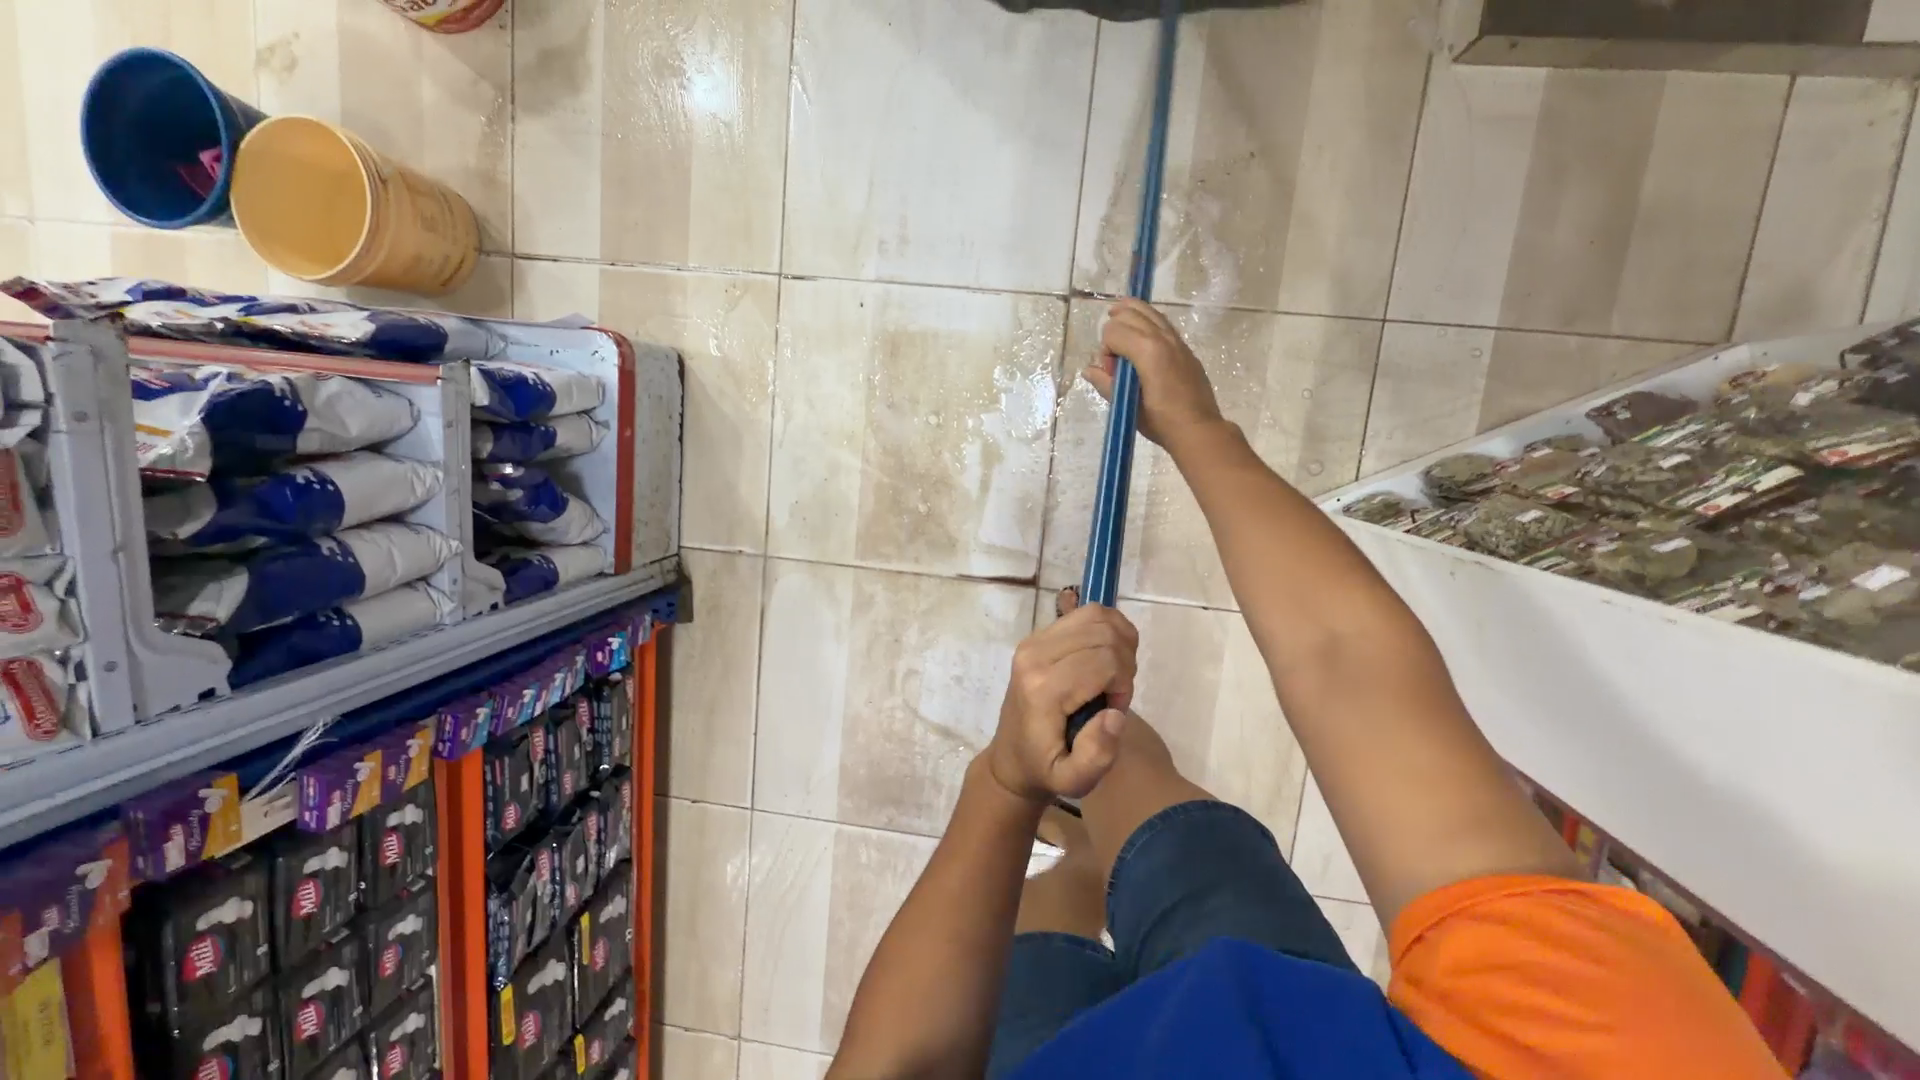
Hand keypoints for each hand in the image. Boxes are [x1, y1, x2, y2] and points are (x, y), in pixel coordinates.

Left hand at [984, 593, 1137, 802]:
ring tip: (1112, 674)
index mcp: (1043, 690)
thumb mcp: (1074, 781)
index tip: (1113, 710)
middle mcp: (1034, 656)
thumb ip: (1097, 756)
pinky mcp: (1037, 635)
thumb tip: (1113, 715)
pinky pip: (1085, 614)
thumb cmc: (1045, 769)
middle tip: (1115, 693)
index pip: (1106, 661)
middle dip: (1124, 662)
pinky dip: (1107, 630)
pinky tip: (1105, 657)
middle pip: (1104, 634)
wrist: (1011, 758)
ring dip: (1118, 643)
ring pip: (1097, 616)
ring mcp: (1033, 640)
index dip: (1123, 685)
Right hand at [1083, 298, 1225, 449]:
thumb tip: (1089, 370)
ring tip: (1117, 317)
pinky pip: (1161, 321)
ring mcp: (1176, 339)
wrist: (1198, 428)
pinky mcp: (1184, 347)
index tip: (1110, 372)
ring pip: (1148, 311)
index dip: (1104, 350)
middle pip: (1128, 313)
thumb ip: (1106, 383)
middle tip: (1112, 352)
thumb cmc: (1160, 421)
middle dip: (1114, 327)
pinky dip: (1146, 320)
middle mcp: (1162, 338)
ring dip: (1129, 313)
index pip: (1112, 332)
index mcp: (1147, 351)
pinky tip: (1140, 331)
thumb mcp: (1127, 405)